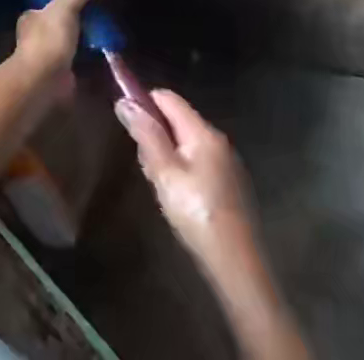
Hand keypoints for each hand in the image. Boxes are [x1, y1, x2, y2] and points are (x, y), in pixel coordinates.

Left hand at [13, 0, 99, 83]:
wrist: (44, 79)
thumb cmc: (50, 39)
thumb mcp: (64, 8)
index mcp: (30, 18)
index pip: (46, 6)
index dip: (62, 3)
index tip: (83, 2)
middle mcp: (33, 37)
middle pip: (56, 26)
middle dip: (73, 25)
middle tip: (98, 21)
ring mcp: (44, 57)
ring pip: (65, 45)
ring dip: (80, 44)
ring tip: (103, 39)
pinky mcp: (56, 75)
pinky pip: (73, 63)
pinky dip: (84, 61)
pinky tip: (100, 59)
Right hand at [115, 88, 258, 277]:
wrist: (238, 265)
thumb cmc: (196, 213)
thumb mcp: (163, 172)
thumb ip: (145, 134)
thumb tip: (125, 100)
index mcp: (203, 133)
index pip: (168, 98)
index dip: (143, 102)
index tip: (127, 123)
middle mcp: (218, 141)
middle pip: (176, 120)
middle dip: (154, 135)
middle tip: (147, 167)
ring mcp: (227, 163)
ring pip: (184, 143)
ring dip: (166, 156)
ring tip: (161, 186)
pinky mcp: (229, 184)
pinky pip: (197, 162)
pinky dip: (181, 170)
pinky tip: (178, 198)